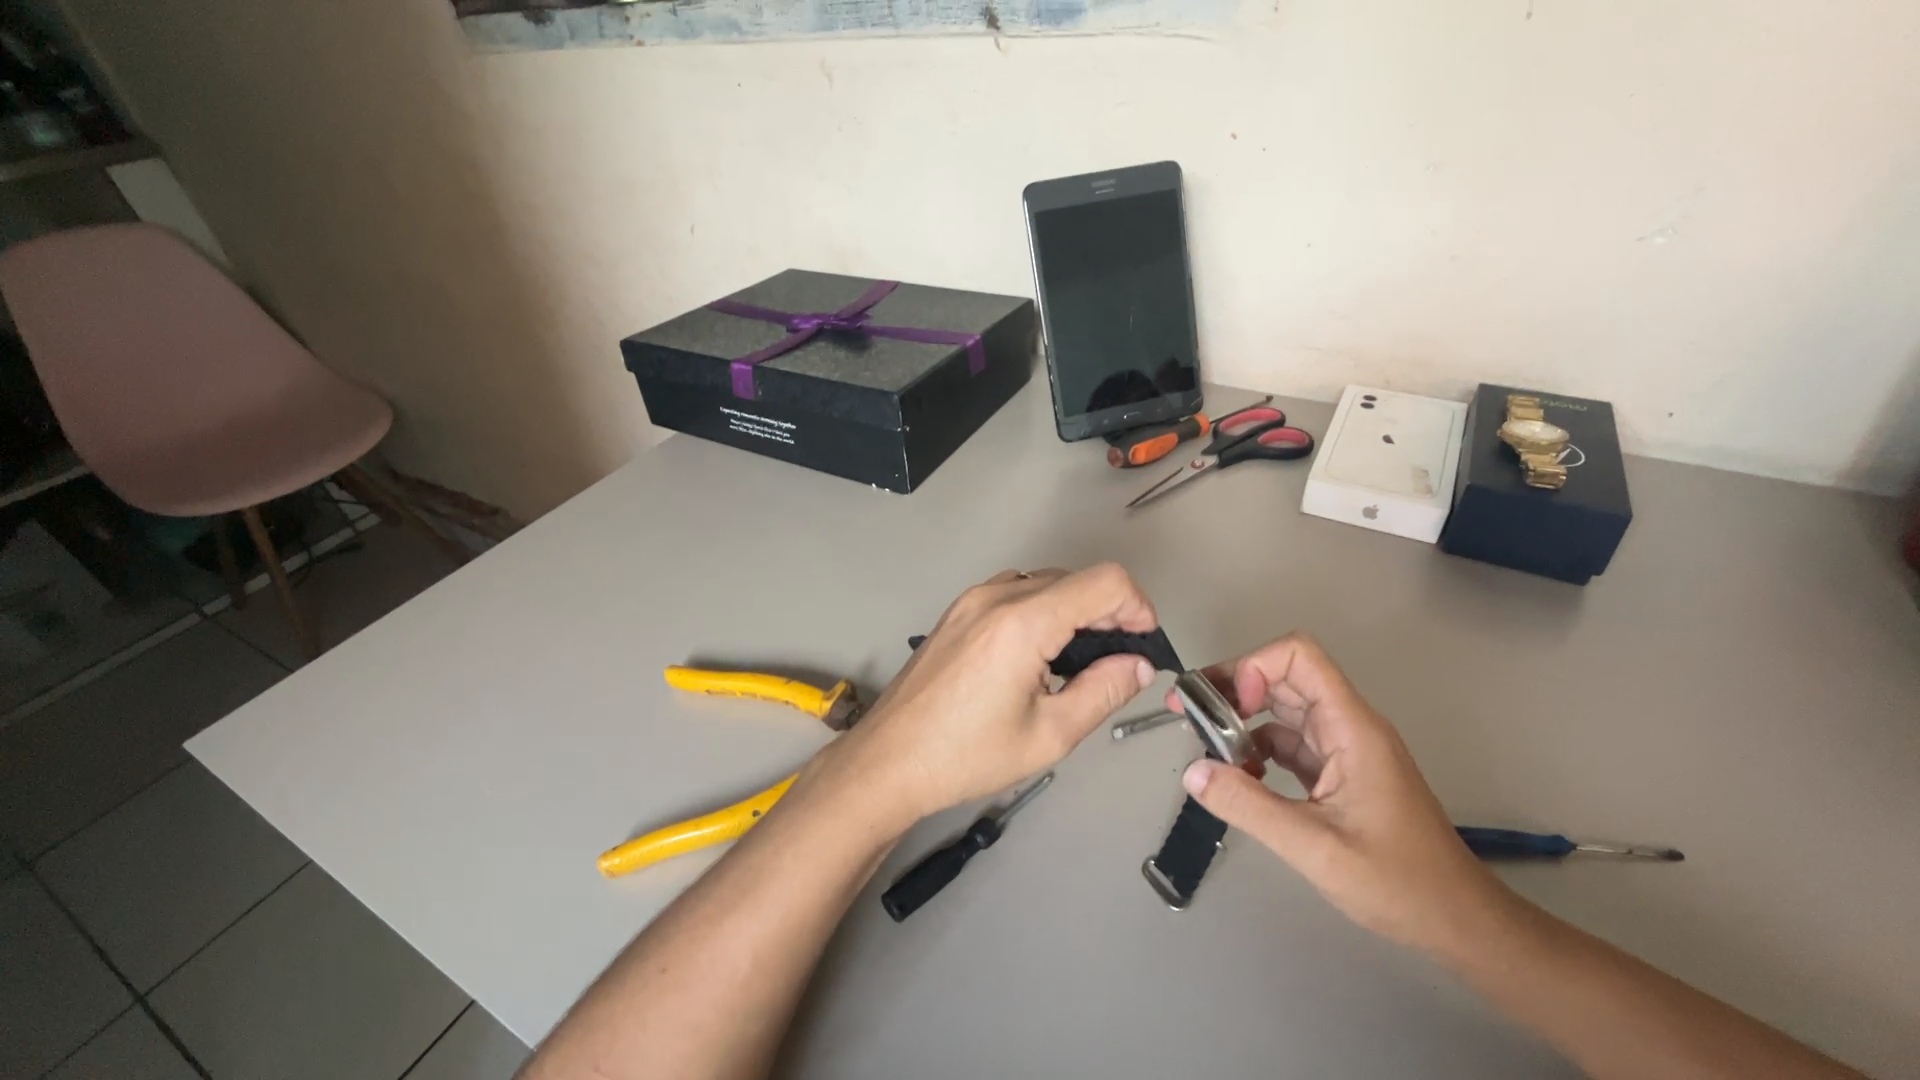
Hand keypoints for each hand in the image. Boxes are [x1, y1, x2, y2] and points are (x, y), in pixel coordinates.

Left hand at [828, 564, 1158, 825]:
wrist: (889, 761)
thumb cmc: (964, 756)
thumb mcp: (1049, 735)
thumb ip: (1103, 692)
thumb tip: (1137, 666)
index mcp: (1021, 623)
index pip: (1104, 582)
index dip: (1137, 606)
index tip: (1143, 641)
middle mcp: (994, 598)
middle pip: (1075, 579)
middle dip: (1108, 612)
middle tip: (1118, 660)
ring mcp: (970, 602)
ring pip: (1044, 583)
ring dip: (1073, 610)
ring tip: (1079, 662)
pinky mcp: (957, 614)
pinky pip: (1014, 593)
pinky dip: (1041, 612)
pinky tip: (1039, 656)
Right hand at [1172, 634, 1507, 949]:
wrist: (1455, 919)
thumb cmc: (1396, 881)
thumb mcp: (1314, 846)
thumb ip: (1248, 806)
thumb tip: (1193, 772)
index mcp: (1352, 728)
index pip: (1298, 657)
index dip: (1255, 667)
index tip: (1225, 708)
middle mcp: (1348, 726)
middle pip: (1285, 676)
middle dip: (1235, 688)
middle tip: (1189, 715)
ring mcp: (1345, 749)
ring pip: (1285, 709)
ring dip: (1243, 720)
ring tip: (1207, 748)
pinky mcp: (1340, 772)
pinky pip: (1291, 742)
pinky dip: (1258, 749)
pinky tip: (1239, 777)